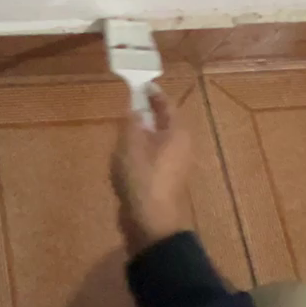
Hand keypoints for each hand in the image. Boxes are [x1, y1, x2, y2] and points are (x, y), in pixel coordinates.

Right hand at [112, 88, 194, 252]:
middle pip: (165, 123)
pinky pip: (154, 156)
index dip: (153, 93)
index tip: (140, 84)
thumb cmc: (142, 177)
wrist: (150, 222)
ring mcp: (175, 165)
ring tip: (123, 128)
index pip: (167, 105)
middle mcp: (182, 146)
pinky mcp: (166, 180)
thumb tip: (133, 107)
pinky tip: (125, 155)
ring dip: (143, 133)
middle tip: (129, 104)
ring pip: (158, 140)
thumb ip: (131, 121)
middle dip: (148, 113)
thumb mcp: (130, 143)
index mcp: (177, 133)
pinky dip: (142, 150)